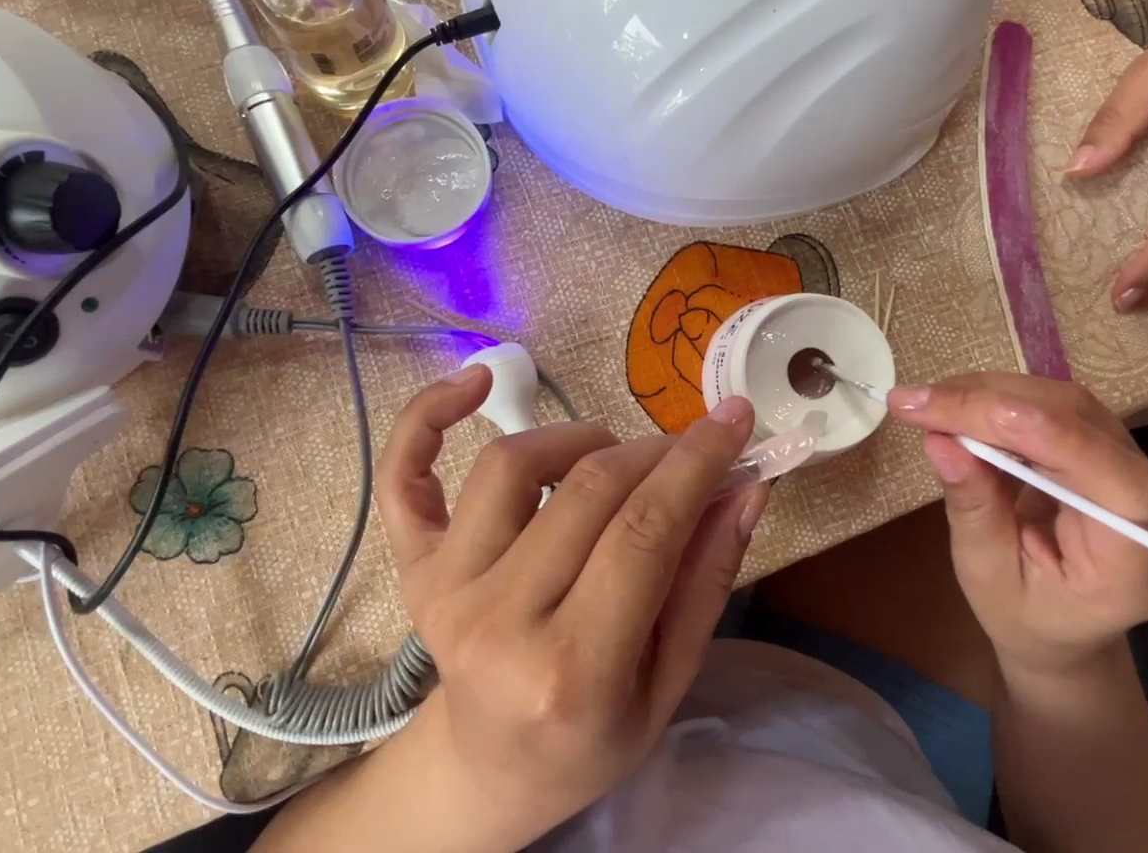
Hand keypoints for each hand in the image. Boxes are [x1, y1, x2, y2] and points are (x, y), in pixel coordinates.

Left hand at [374, 367, 767, 847]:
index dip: (696, 463)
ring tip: (613, 453)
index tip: (734, 418)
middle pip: (588, 491)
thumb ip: (706, 581)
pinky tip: (473, 380)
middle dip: (655, 452)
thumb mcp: (669, 683)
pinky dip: (427, 417)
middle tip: (690, 448)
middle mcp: (497, 621)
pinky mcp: (412, 568)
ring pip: (513, 465)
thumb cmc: (590, 739)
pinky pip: (403, 477)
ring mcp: (444, 589)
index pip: (644, 532)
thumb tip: (744, 486)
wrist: (492, 767)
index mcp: (571, 669)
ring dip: (577, 437)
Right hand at [887, 374, 1147, 676]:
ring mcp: (1136, 472)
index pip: (1112, 481)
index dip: (1047, 436)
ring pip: (1068, 405)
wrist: (1064, 628)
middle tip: (916, 402)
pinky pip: (1057, 409)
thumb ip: (973, 510)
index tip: (967, 412)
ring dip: (993, 393)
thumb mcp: (988, 576)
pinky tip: (959, 405)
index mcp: (1136, 562)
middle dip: (994, 404)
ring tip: (929, 401)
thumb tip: (940, 442)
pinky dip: (1001, 399)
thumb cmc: (1027, 617)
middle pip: (1083, 425)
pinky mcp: (1108, 451)